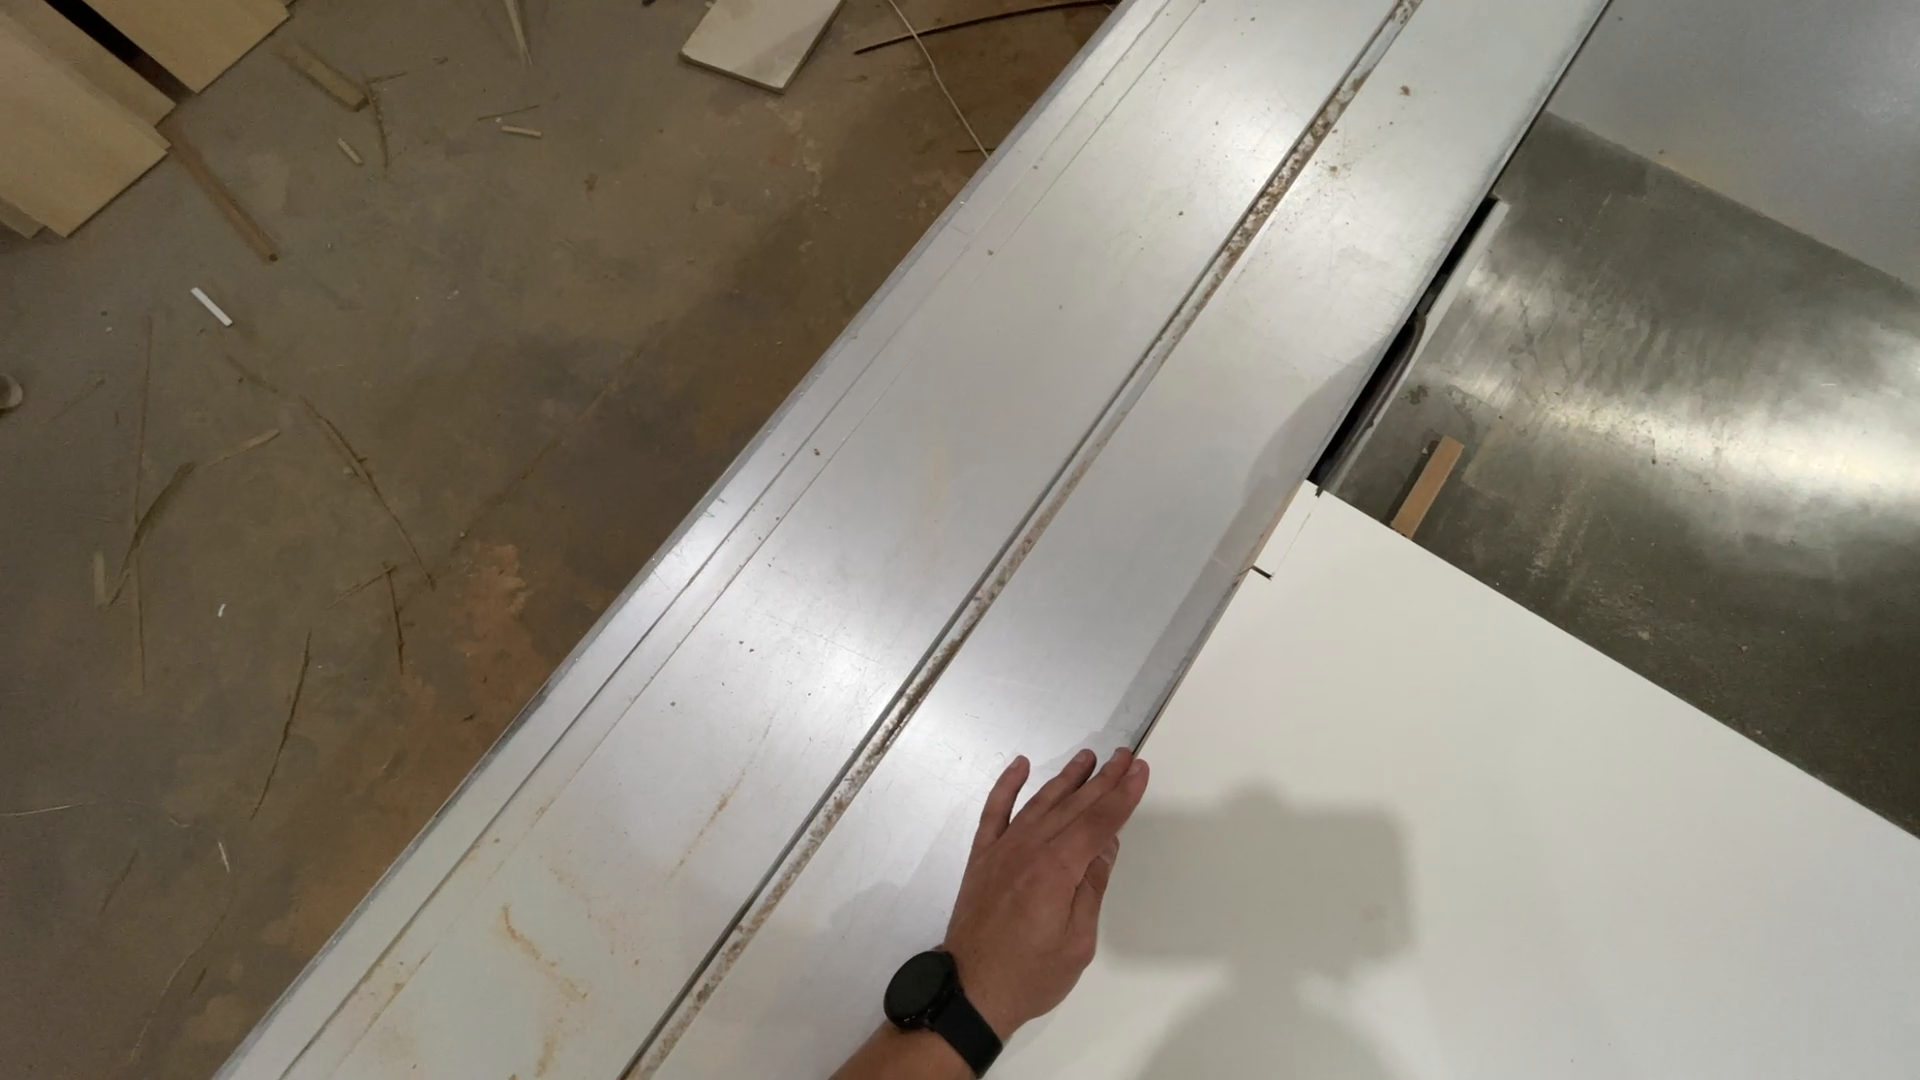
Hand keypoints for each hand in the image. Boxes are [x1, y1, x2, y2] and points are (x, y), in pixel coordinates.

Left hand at [945, 747, 1150, 1037]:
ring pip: (1040, 802)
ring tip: (1088, 756)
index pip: (1097, 823)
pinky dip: (1007, 784)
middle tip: (1124, 755)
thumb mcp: (1077, 941)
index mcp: (1055, 870)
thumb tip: (1105, 843)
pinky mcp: (983, 853)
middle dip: (1103, 779)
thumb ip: (1091, 886)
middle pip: (1073, 806)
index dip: (1121, 796)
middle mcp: (1028, 849)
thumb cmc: (1030, 974)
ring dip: (1067, 777)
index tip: (1138, 771)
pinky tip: (1021, 765)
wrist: (969, 990)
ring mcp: (1002, 847)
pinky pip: (995, 809)